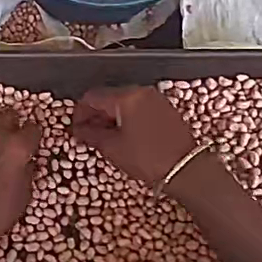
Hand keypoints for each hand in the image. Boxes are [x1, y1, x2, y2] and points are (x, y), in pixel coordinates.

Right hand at [71, 86, 200, 188]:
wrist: (185, 168)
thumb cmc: (148, 158)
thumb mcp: (113, 148)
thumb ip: (91, 135)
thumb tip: (79, 130)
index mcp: (126, 97)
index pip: (93, 96)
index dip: (79, 113)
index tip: (76, 128)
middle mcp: (141, 92)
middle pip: (109, 97)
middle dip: (95, 115)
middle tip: (87, 135)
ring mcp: (155, 100)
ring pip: (124, 103)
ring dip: (111, 117)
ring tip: (104, 139)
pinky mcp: (165, 110)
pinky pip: (138, 108)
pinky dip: (127, 118)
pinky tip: (123, 137)